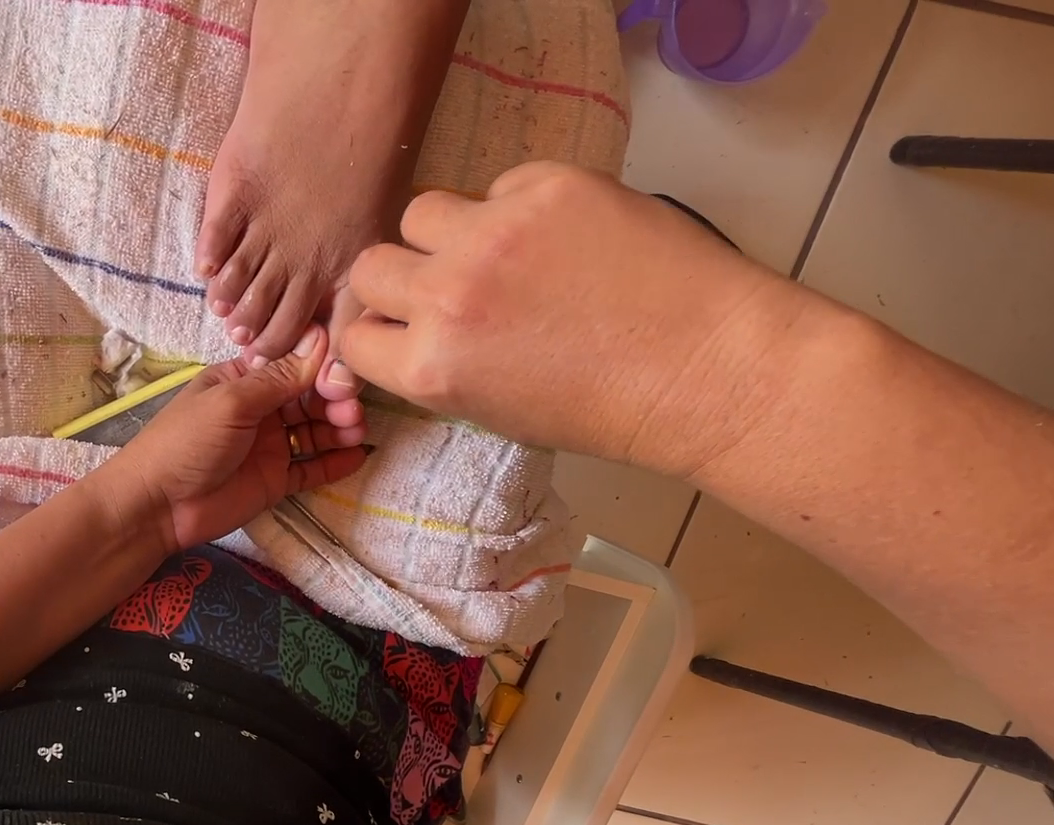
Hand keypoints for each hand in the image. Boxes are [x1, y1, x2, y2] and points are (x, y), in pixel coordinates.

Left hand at [94, 324, 370, 553]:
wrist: (157, 507)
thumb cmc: (186, 443)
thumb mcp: (231, 402)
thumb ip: (278, 376)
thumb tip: (320, 337)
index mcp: (242, 380)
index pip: (292, 363)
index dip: (321, 366)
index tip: (344, 375)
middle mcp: (259, 409)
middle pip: (309, 396)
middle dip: (334, 398)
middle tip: (350, 409)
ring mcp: (267, 446)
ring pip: (314, 431)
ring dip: (339, 427)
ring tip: (355, 430)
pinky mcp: (273, 480)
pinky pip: (310, 467)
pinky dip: (334, 462)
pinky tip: (359, 456)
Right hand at [339, 162, 834, 479]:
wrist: (700, 371)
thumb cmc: (591, 410)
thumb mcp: (481, 409)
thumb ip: (428, 364)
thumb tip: (402, 324)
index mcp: (426, 368)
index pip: (352, 336)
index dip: (378, 334)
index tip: (403, 331)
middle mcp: (444, 298)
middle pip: (370, 268)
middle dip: (397, 282)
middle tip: (442, 288)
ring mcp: (492, 236)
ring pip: (419, 213)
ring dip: (443, 234)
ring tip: (491, 250)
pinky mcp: (546, 187)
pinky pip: (496, 185)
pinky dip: (513, 208)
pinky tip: (553, 236)